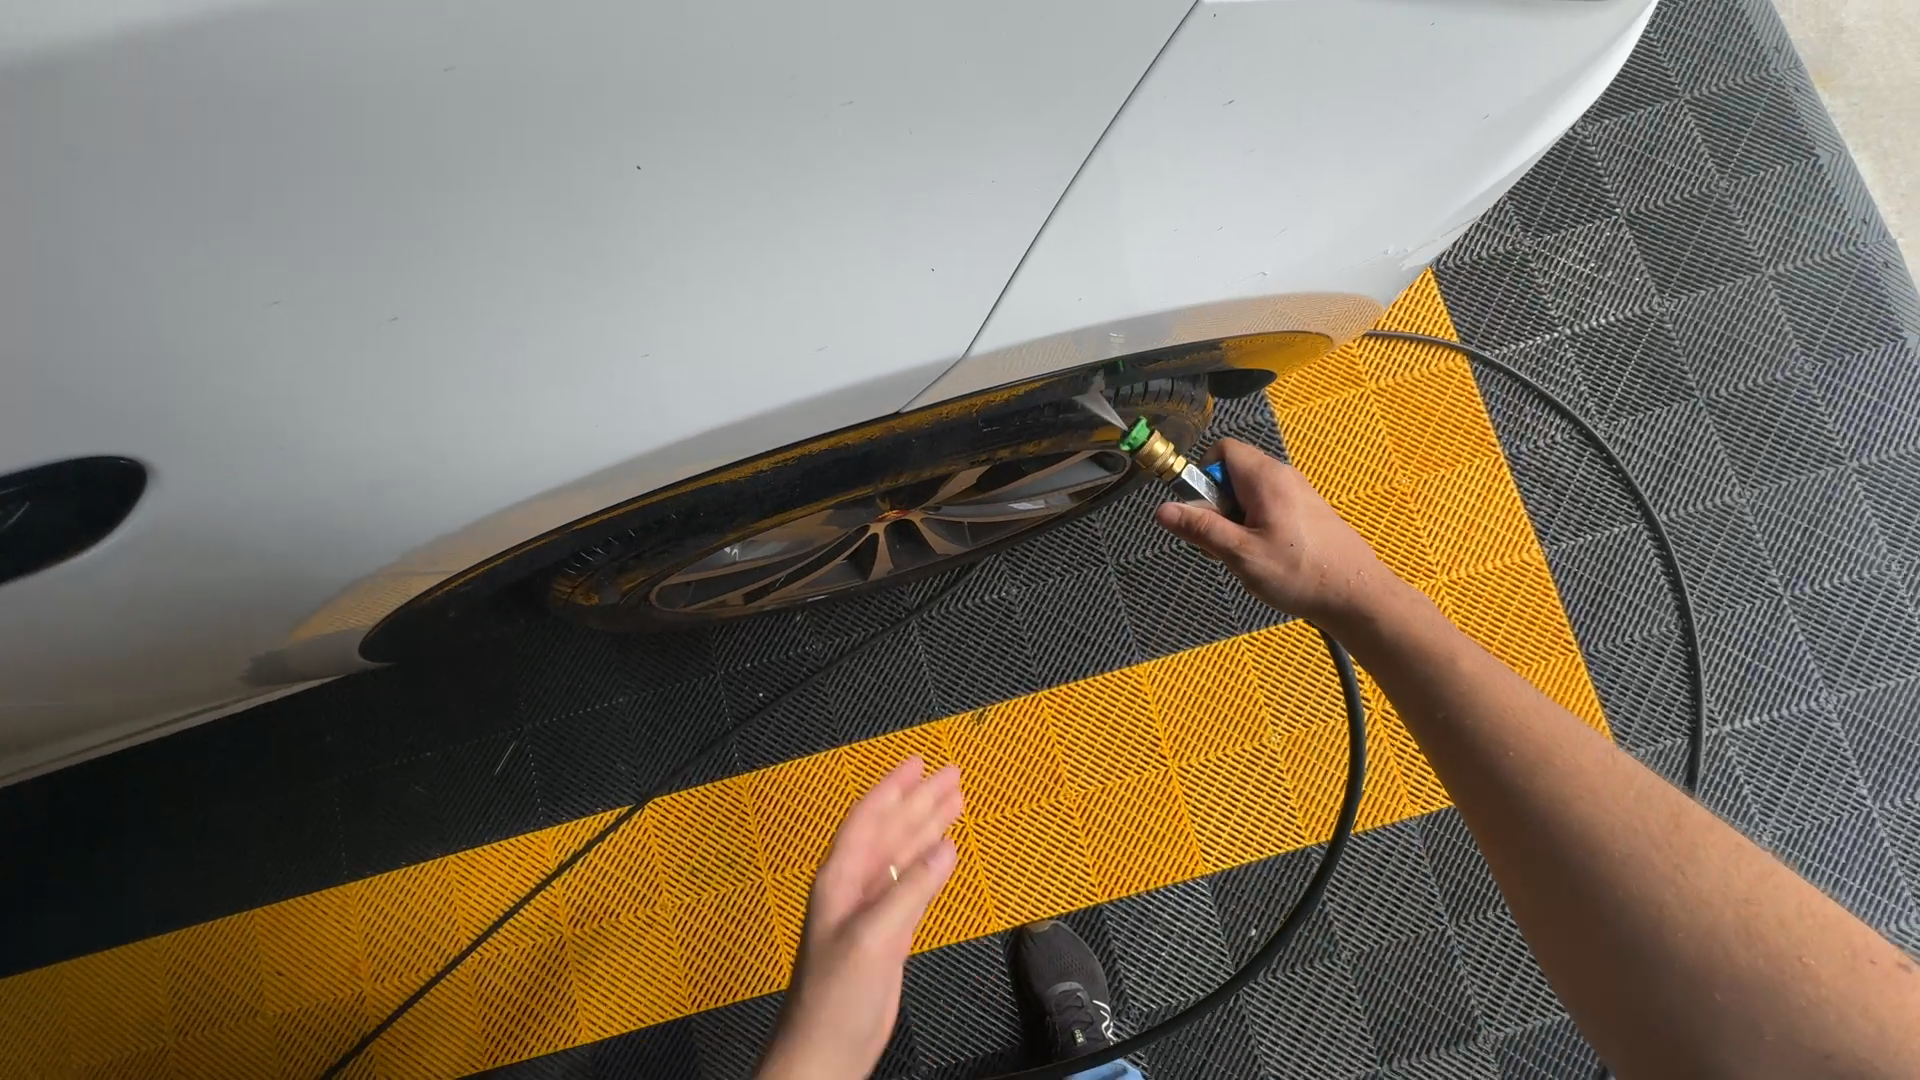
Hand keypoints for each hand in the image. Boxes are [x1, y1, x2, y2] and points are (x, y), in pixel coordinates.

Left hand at [757, 756, 962, 1079]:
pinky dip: (932, 864)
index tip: (917, 763)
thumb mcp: (874, 936)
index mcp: (840, 878)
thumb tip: (944, 849)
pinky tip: (945, 851)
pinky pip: (914, 883)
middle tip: (950, 776)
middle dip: (921, 800)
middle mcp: (855, 885)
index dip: (893, 787)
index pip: (868, 817)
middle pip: (893, 829)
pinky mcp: (889, 931)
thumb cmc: (833, 998)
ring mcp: (873, 907)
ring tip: (955, 801)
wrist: (828, 1051)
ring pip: (906, 853)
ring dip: (929, 826)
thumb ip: (911, 890)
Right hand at [1155, 438, 1401, 629]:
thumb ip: (1200, 529)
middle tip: (1220, 540)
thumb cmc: (1299, 574)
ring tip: (1242, 553)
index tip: (1202, 510)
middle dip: (1216, 504)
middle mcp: (1283, 477)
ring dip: (1233, 519)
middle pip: (1232, 473)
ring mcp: (1297, 493)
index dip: (1202, 475)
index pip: (1222, 450)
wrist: (1356, 596)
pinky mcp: (1305, 511)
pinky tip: (1262, 556)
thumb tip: (1162, 510)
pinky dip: (1254, 525)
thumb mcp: (1240, 554)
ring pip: (1247, 493)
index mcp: (1266, 478)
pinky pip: (1266, 506)